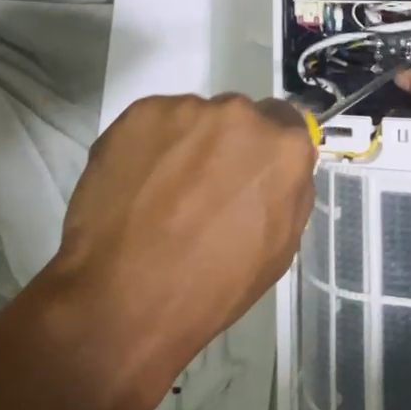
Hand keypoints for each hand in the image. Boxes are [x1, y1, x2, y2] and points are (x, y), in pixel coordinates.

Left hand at [39, 94, 315, 374]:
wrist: (123, 299)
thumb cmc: (212, 287)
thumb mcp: (278, 249)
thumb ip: (288, 192)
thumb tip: (277, 170)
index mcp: (284, 148)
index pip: (285, 125)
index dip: (264, 151)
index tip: (245, 174)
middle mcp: (241, 115)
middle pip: (238, 119)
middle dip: (224, 146)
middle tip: (200, 190)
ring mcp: (188, 110)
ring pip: (193, 120)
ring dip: (185, 146)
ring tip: (160, 194)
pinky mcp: (141, 113)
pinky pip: (153, 124)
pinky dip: (147, 148)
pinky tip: (134, 187)